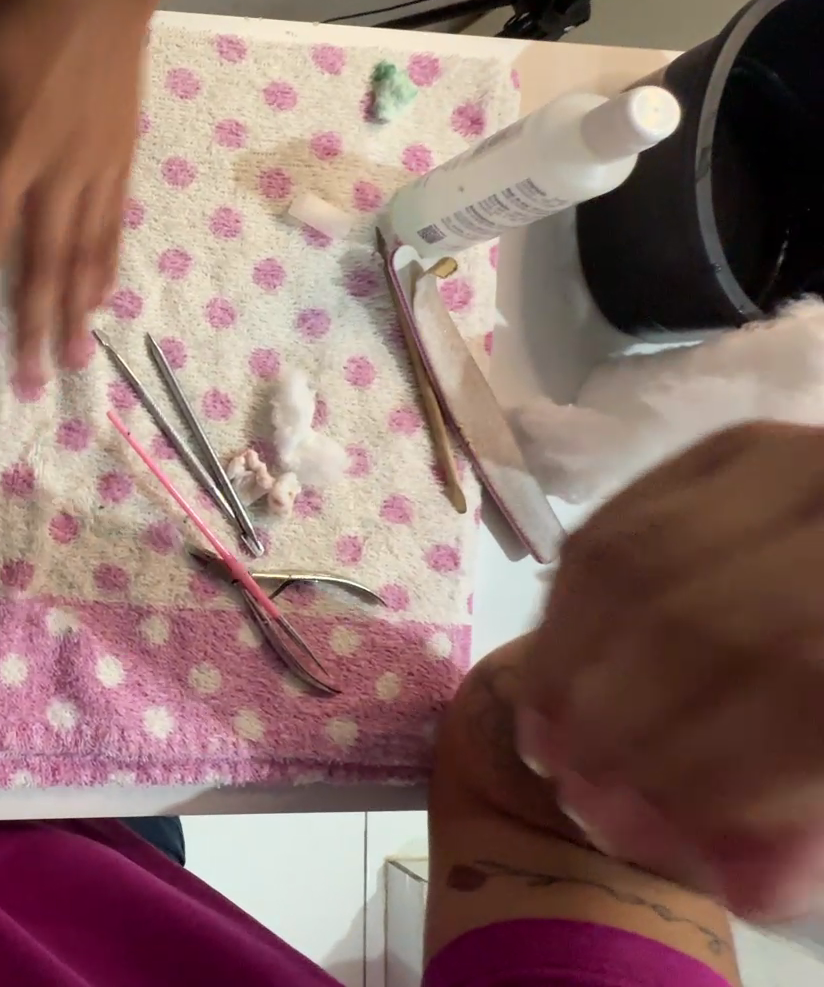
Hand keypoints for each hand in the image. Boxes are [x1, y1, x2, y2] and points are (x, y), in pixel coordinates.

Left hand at [0, 0, 145, 390]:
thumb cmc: (24, 24)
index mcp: (13, 152)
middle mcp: (59, 175)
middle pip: (43, 263)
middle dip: (34, 325)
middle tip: (31, 379)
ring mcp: (97, 173)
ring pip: (85, 257)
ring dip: (76, 313)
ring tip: (72, 361)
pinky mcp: (122, 164)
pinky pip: (113, 229)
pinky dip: (105, 270)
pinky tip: (100, 303)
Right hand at [517, 421, 823, 918]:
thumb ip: (812, 811)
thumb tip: (738, 886)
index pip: (796, 671)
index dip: (719, 767)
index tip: (653, 841)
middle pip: (699, 619)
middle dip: (619, 721)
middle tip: (579, 796)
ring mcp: (784, 462)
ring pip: (626, 562)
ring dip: (564, 667)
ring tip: (544, 745)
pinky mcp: (721, 455)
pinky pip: (604, 533)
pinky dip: (562, 613)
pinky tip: (547, 679)